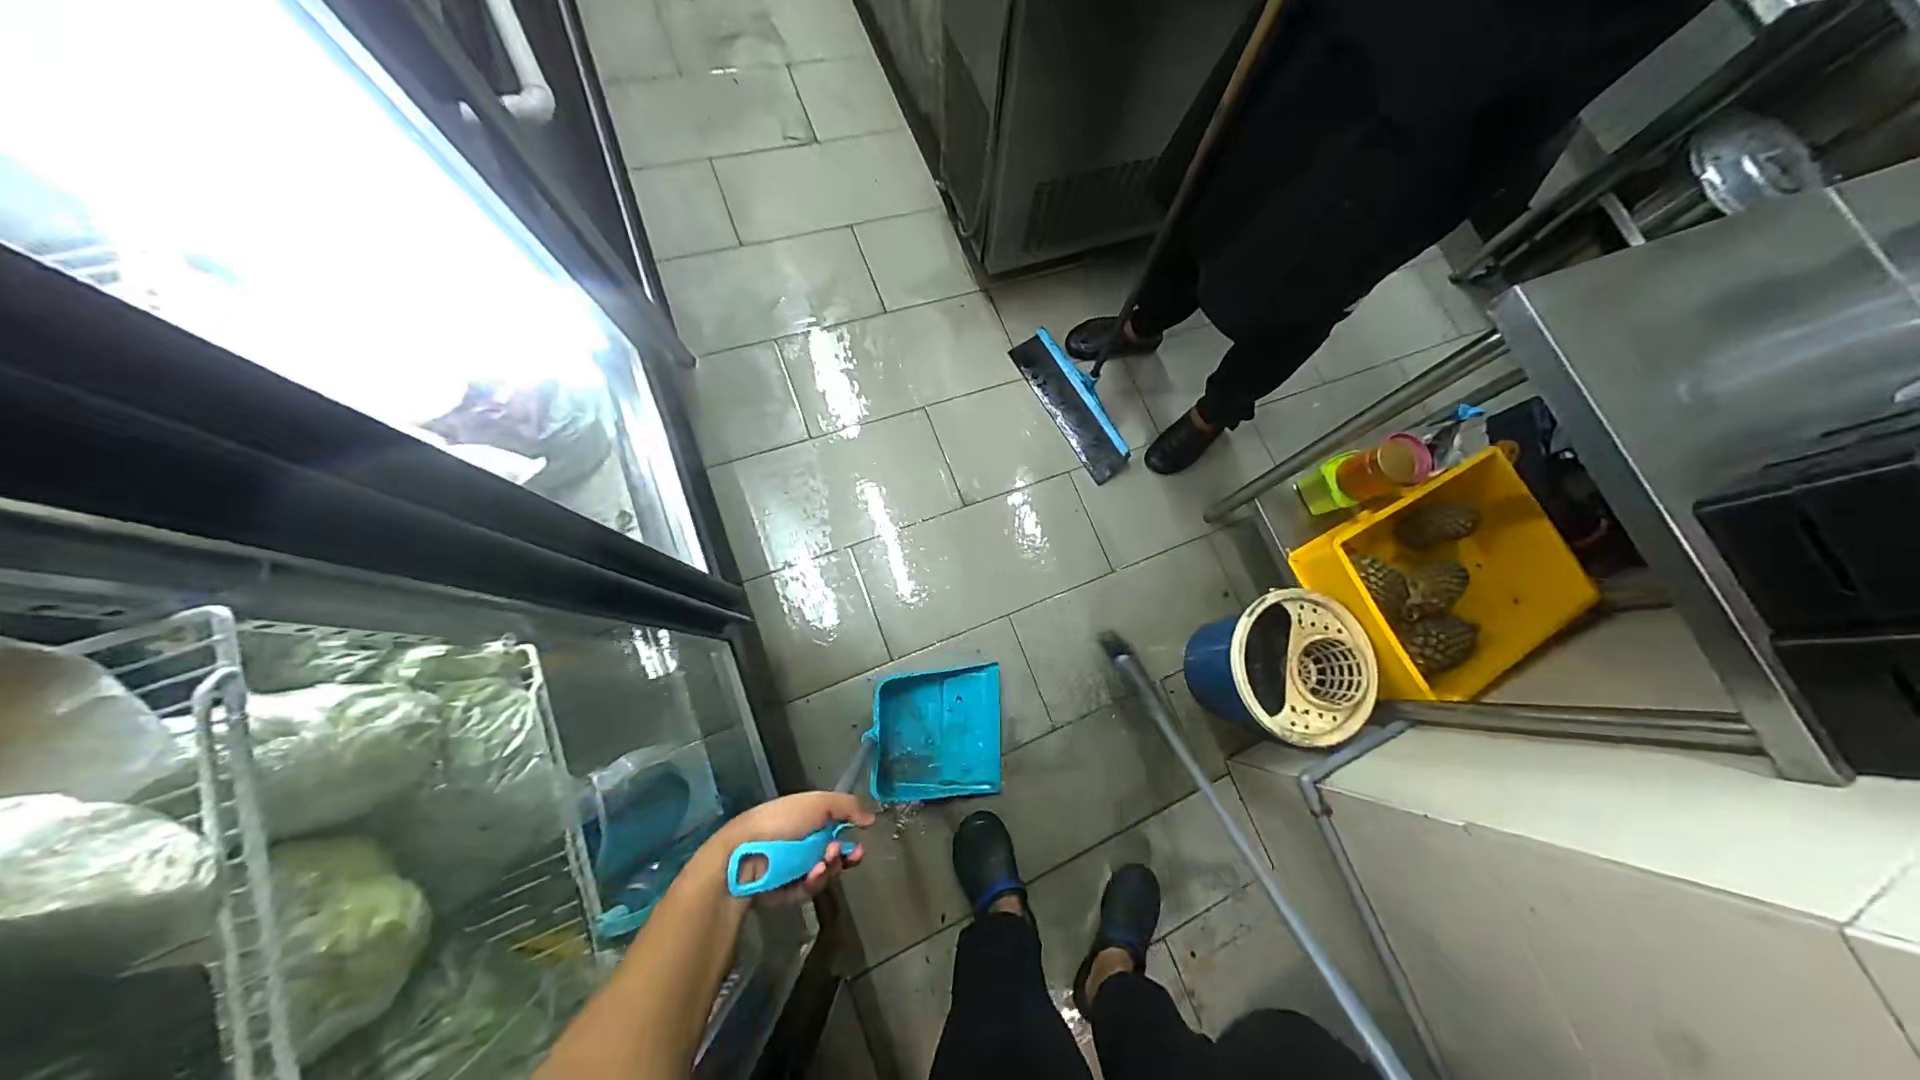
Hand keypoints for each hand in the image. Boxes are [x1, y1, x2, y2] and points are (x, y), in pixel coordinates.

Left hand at [711, 791, 874, 905]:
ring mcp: (793, 870)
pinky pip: (807, 890)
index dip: (851, 840)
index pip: (837, 832)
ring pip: (824, 874)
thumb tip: (870, 819)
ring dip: (829, 868)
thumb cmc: (782, 821)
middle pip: (834, 857)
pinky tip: (810, 874)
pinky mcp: (785, 892)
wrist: (744, 853)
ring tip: (822, 863)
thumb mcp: (819, 802)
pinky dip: (812, 882)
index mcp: (807, 821)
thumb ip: (848, 806)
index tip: (861, 845)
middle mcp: (802, 844)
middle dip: (843, 857)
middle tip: (844, 856)